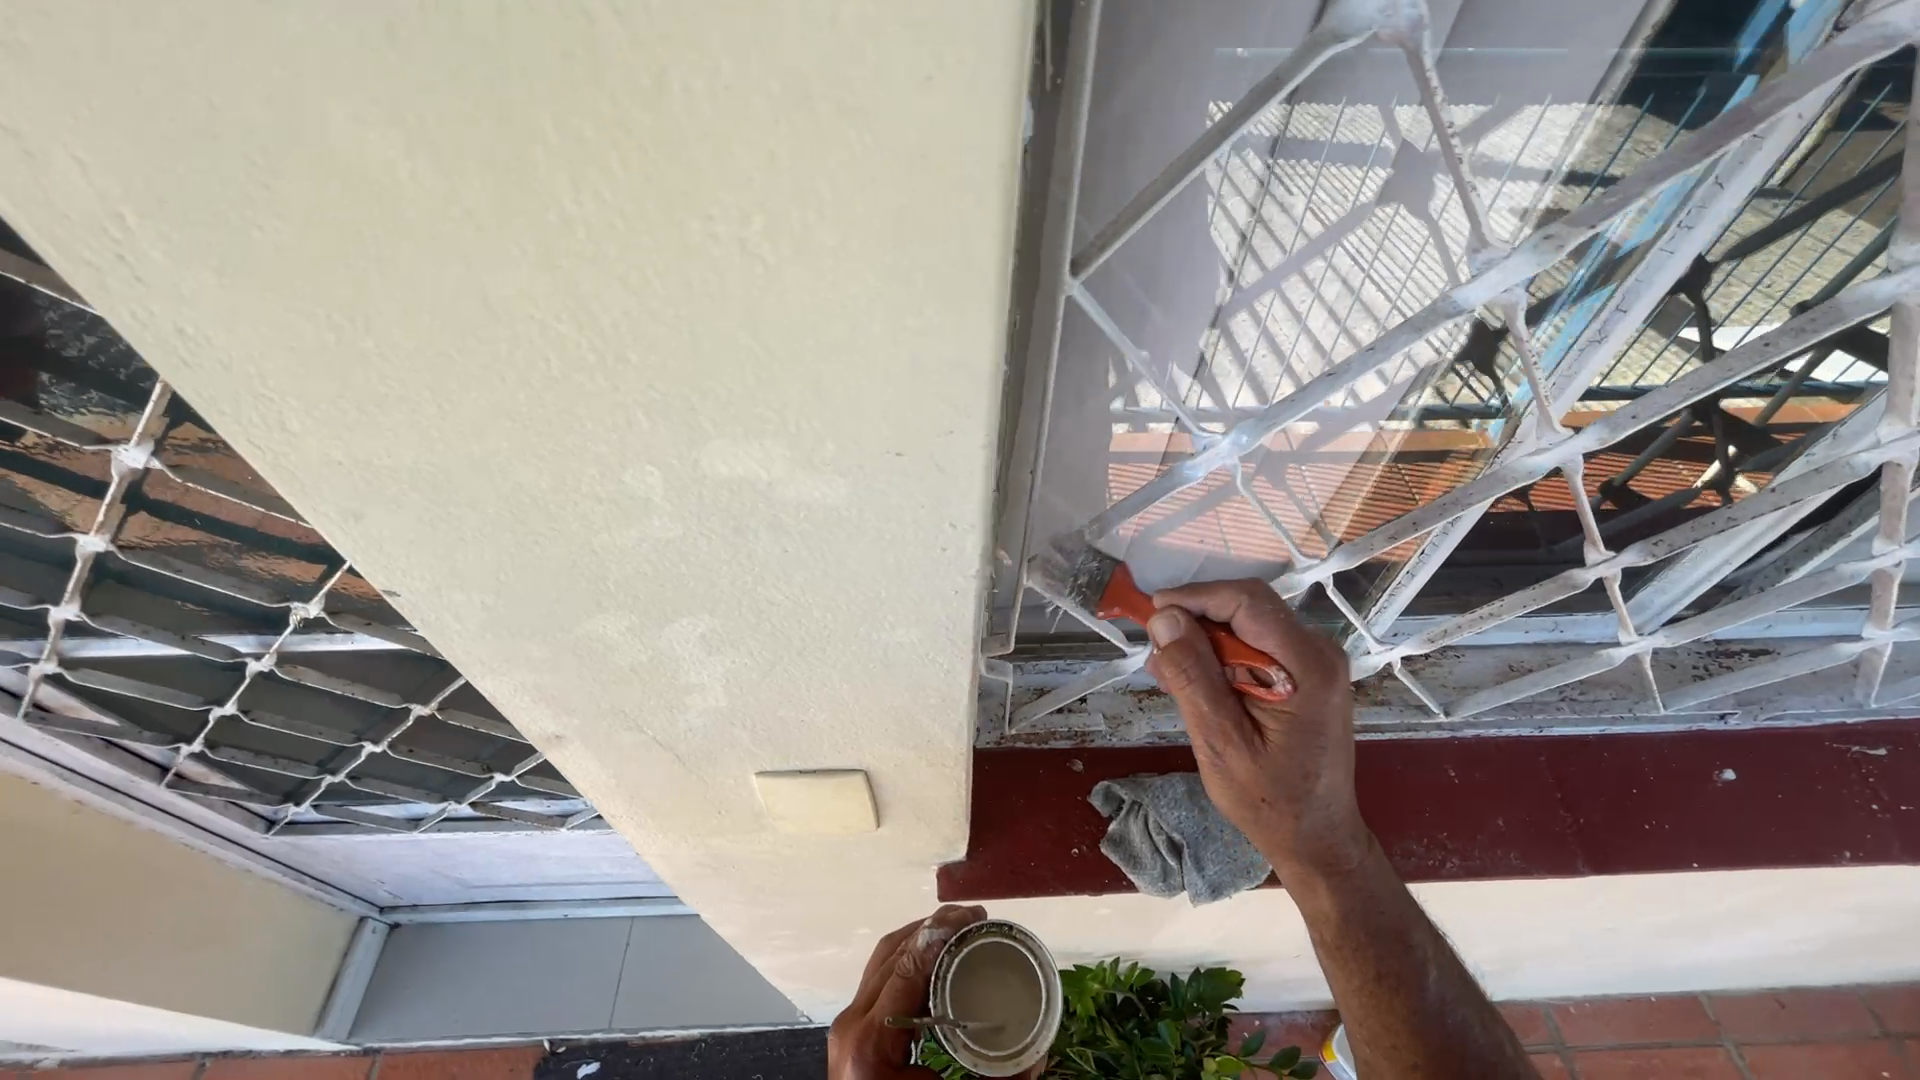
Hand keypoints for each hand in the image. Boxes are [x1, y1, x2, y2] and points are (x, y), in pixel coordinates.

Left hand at [828, 904, 987, 1078]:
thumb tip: (1039, 1058)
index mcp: (870, 1044)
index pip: (904, 969)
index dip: (938, 935)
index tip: (973, 918)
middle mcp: (851, 1024)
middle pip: (891, 955)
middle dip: (933, 927)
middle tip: (974, 917)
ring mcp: (846, 1025)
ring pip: (881, 960)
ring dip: (918, 936)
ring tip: (958, 926)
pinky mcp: (851, 1030)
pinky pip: (878, 977)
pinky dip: (906, 957)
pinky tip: (934, 956)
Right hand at [1145, 579, 1371, 881]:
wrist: (1317, 835)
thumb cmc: (1270, 800)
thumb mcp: (1221, 742)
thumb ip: (1194, 677)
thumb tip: (1165, 619)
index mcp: (1307, 666)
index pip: (1246, 602)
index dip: (1195, 597)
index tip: (1153, 612)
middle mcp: (1318, 652)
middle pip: (1247, 609)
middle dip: (1196, 621)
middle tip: (1156, 651)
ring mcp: (1315, 662)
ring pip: (1247, 625)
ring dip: (1204, 641)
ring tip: (1168, 673)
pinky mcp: (1305, 674)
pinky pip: (1256, 646)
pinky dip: (1221, 656)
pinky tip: (1195, 682)